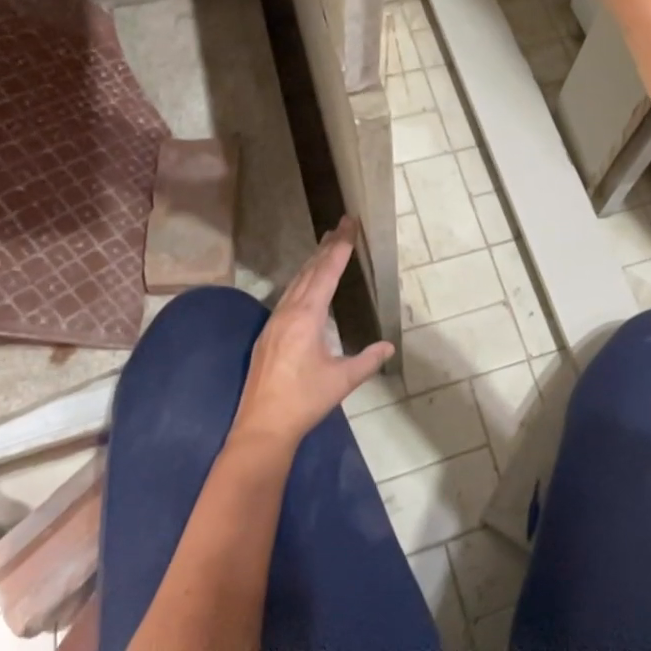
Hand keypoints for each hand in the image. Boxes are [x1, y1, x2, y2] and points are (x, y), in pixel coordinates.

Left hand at [229, 217, 393, 448]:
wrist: (262, 426)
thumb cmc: (304, 401)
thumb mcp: (342, 380)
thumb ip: (367, 360)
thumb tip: (388, 346)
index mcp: (306, 317)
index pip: (327, 273)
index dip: (340, 248)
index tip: (349, 225)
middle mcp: (288, 313)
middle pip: (309, 271)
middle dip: (327, 247)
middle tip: (341, 224)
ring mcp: (274, 323)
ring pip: (296, 283)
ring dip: (312, 262)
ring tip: (326, 245)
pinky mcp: (268, 335)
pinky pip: (287, 296)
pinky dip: (301, 281)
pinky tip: (305, 283)